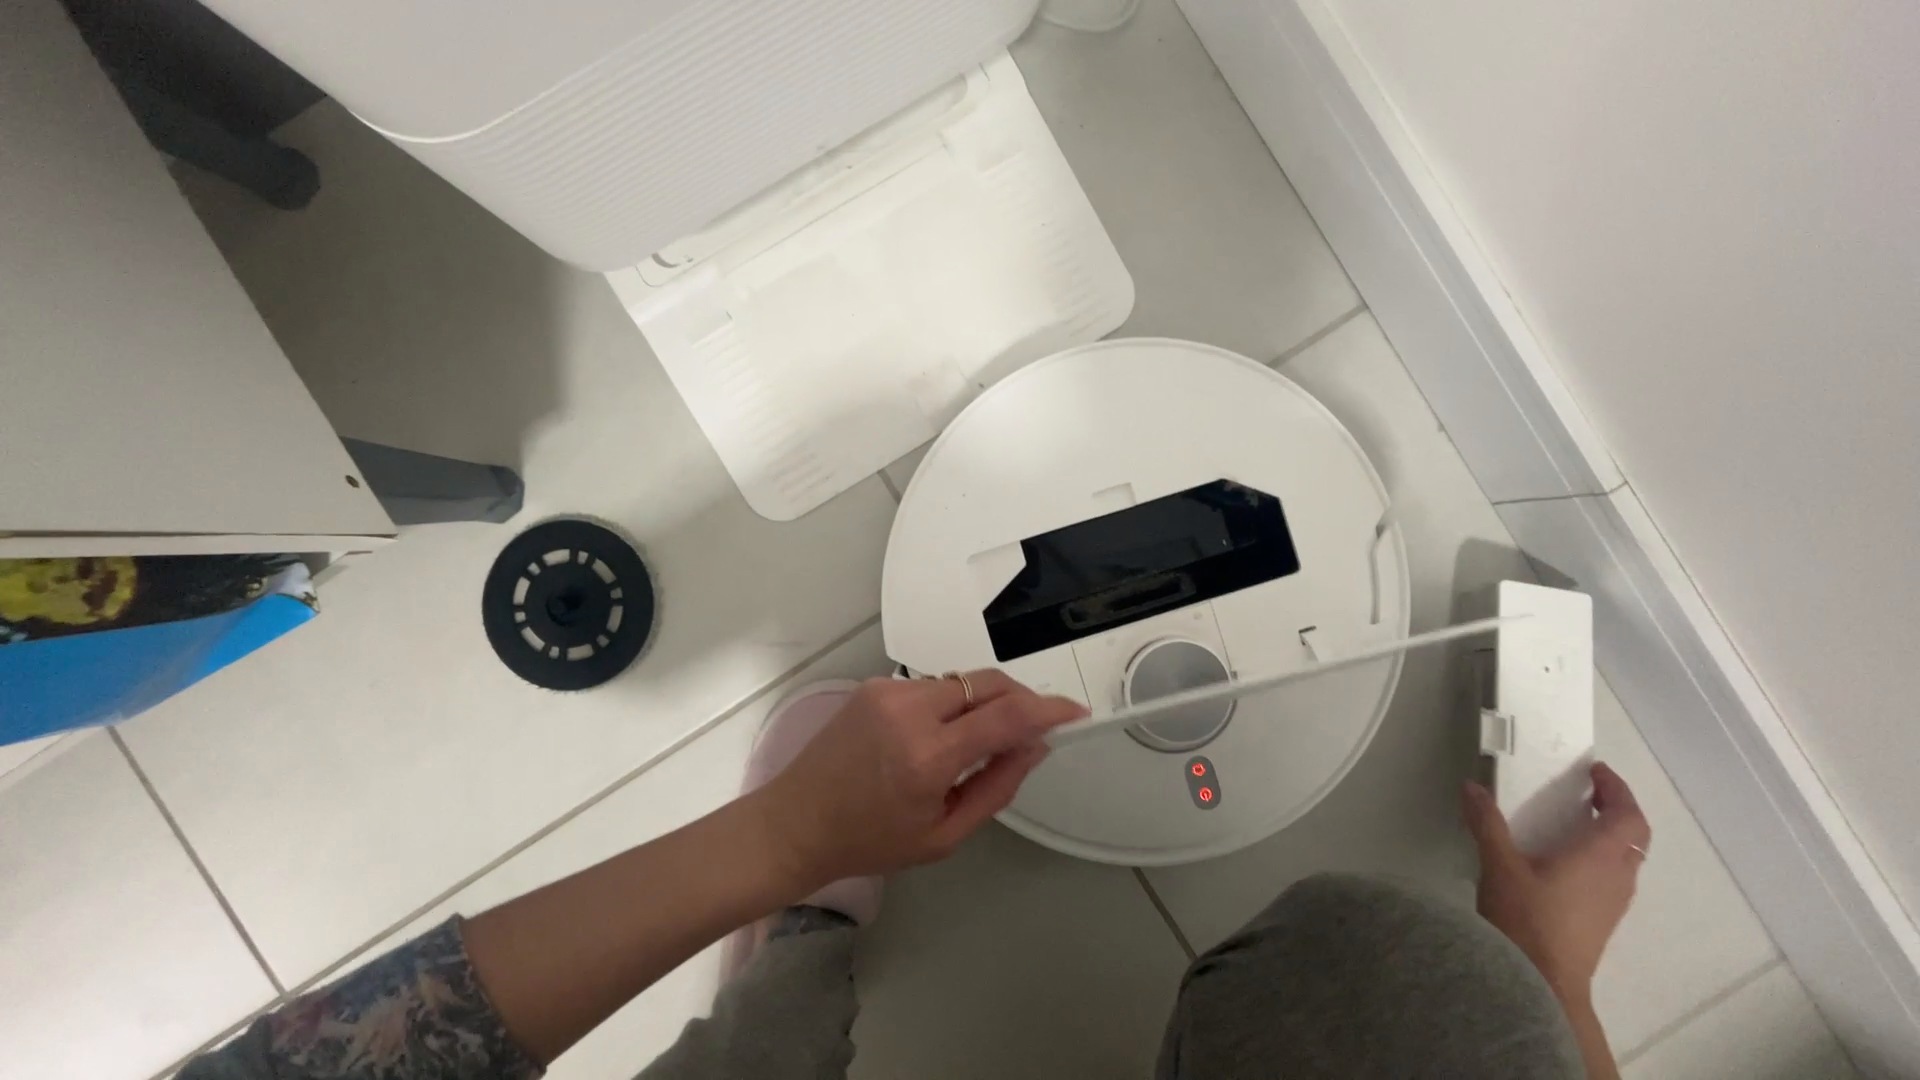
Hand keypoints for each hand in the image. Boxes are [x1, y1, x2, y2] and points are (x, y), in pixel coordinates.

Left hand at [754, 673, 1086, 887]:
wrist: (795, 822)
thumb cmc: (869, 842)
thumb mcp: (943, 835)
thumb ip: (996, 787)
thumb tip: (1034, 747)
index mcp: (928, 756)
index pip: (1006, 716)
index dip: (1049, 709)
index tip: (1075, 712)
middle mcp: (909, 710)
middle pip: (988, 683)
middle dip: (1021, 699)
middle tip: (1035, 726)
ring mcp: (887, 691)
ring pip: (960, 681)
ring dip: (983, 703)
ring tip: (978, 741)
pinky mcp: (873, 686)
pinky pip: (930, 686)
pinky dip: (949, 703)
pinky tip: (939, 735)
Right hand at [1463, 762, 1651, 1001]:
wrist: (1544, 982)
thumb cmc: (1527, 918)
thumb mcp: (1498, 865)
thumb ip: (1486, 823)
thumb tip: (1473, 786)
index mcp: (1598, 857)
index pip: (1628, 817)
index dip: (1618, 790)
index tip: (1596, 771)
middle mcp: (1616, 877)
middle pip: (1634, 837)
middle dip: (1616, 809)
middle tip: (1587, 792)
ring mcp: (1613, 902)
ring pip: (1627, 858)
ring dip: (1610, 833)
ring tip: (1575, 820)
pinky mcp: (1602, 919)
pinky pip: (1614, 875)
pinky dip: (1600, 854)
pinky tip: (1566, 859)